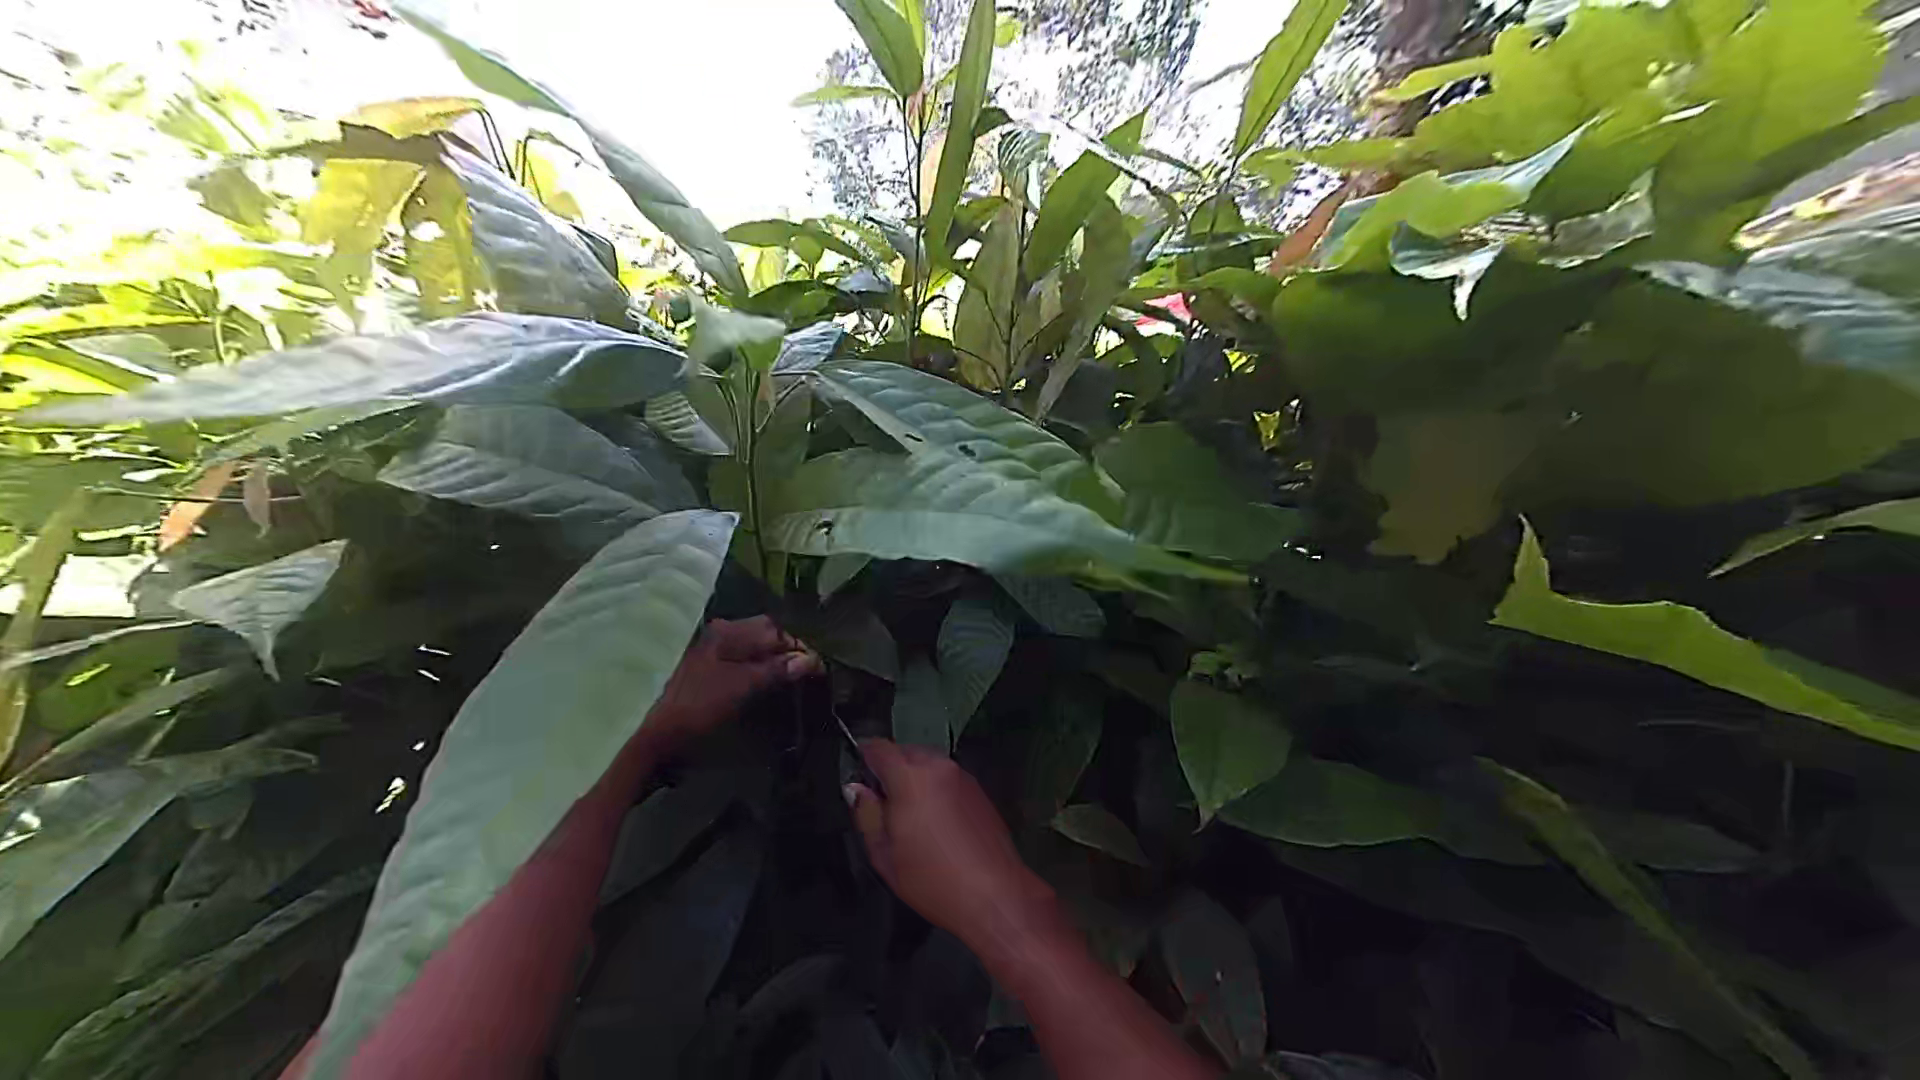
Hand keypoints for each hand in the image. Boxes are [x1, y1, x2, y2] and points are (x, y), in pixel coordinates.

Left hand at [646, 616, 820, 748]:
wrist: (659, 736)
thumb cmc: (700, 707)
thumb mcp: (743, 686)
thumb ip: (777, 669)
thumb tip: (810, 659)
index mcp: (727, 631)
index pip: (775, 629)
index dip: (798, 645)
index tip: (818, 665)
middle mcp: (720, 633)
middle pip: (765, 634)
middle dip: (788, 650)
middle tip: (808, 671)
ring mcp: (713, 651)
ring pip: (755, 648)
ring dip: (775, 660)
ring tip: (794, 677)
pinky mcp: (709, 669)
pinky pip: (744, 660)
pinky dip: (761, 668)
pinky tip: (770, 681)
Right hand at [845, 740, 1060, 955]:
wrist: (994, 895)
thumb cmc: (936, 881)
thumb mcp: (884, 854)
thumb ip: (866, 814)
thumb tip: (857, 791)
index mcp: (910, 778)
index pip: (879, 748)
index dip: (864, 755)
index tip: (858, 770)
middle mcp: (938, 768)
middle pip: (905, 753)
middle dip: (891, 771)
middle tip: (883, 805)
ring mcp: (961, 776)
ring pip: (927, 764)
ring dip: (914, 779)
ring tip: (911, 819)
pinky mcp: (978, 789)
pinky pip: (947, 778)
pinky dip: (936, 789)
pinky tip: (936, 824)